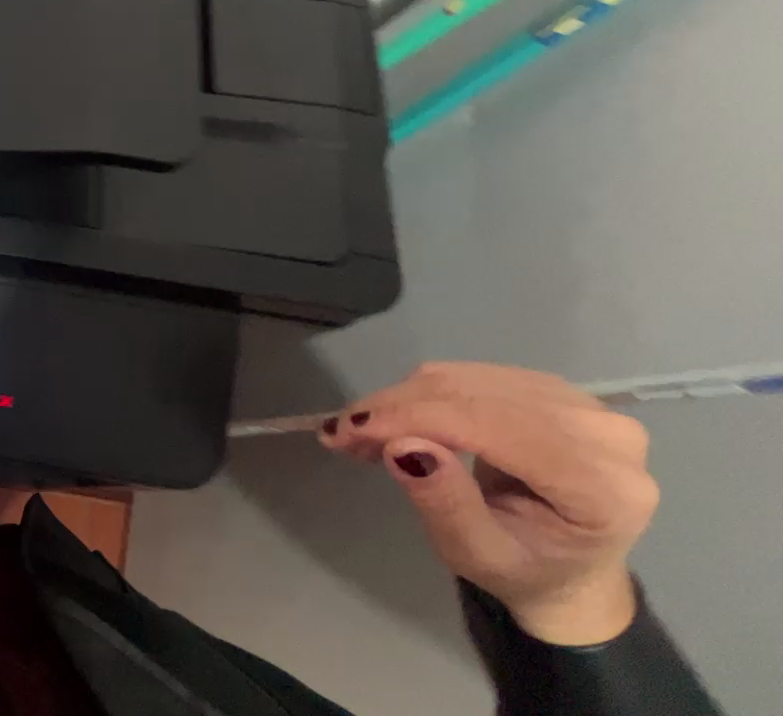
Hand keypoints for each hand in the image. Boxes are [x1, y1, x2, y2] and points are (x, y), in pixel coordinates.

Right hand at [320, 362, 658, 644]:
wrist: (567, 570)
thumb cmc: (523, 569)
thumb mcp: (477, 554)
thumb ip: (446, 503)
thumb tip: (404, 447)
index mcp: (602, 486)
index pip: (492, 425)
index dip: (412, 419)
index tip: (344, 431)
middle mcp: (606, 434)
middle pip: (475, 395)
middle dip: (396, 408)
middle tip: (340, 433)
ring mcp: (585, 406)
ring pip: (464, 377)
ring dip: (401, 399)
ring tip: (364, 433)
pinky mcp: (556, 391)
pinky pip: (469, 375)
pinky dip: (419, 393)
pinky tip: (399, 419)